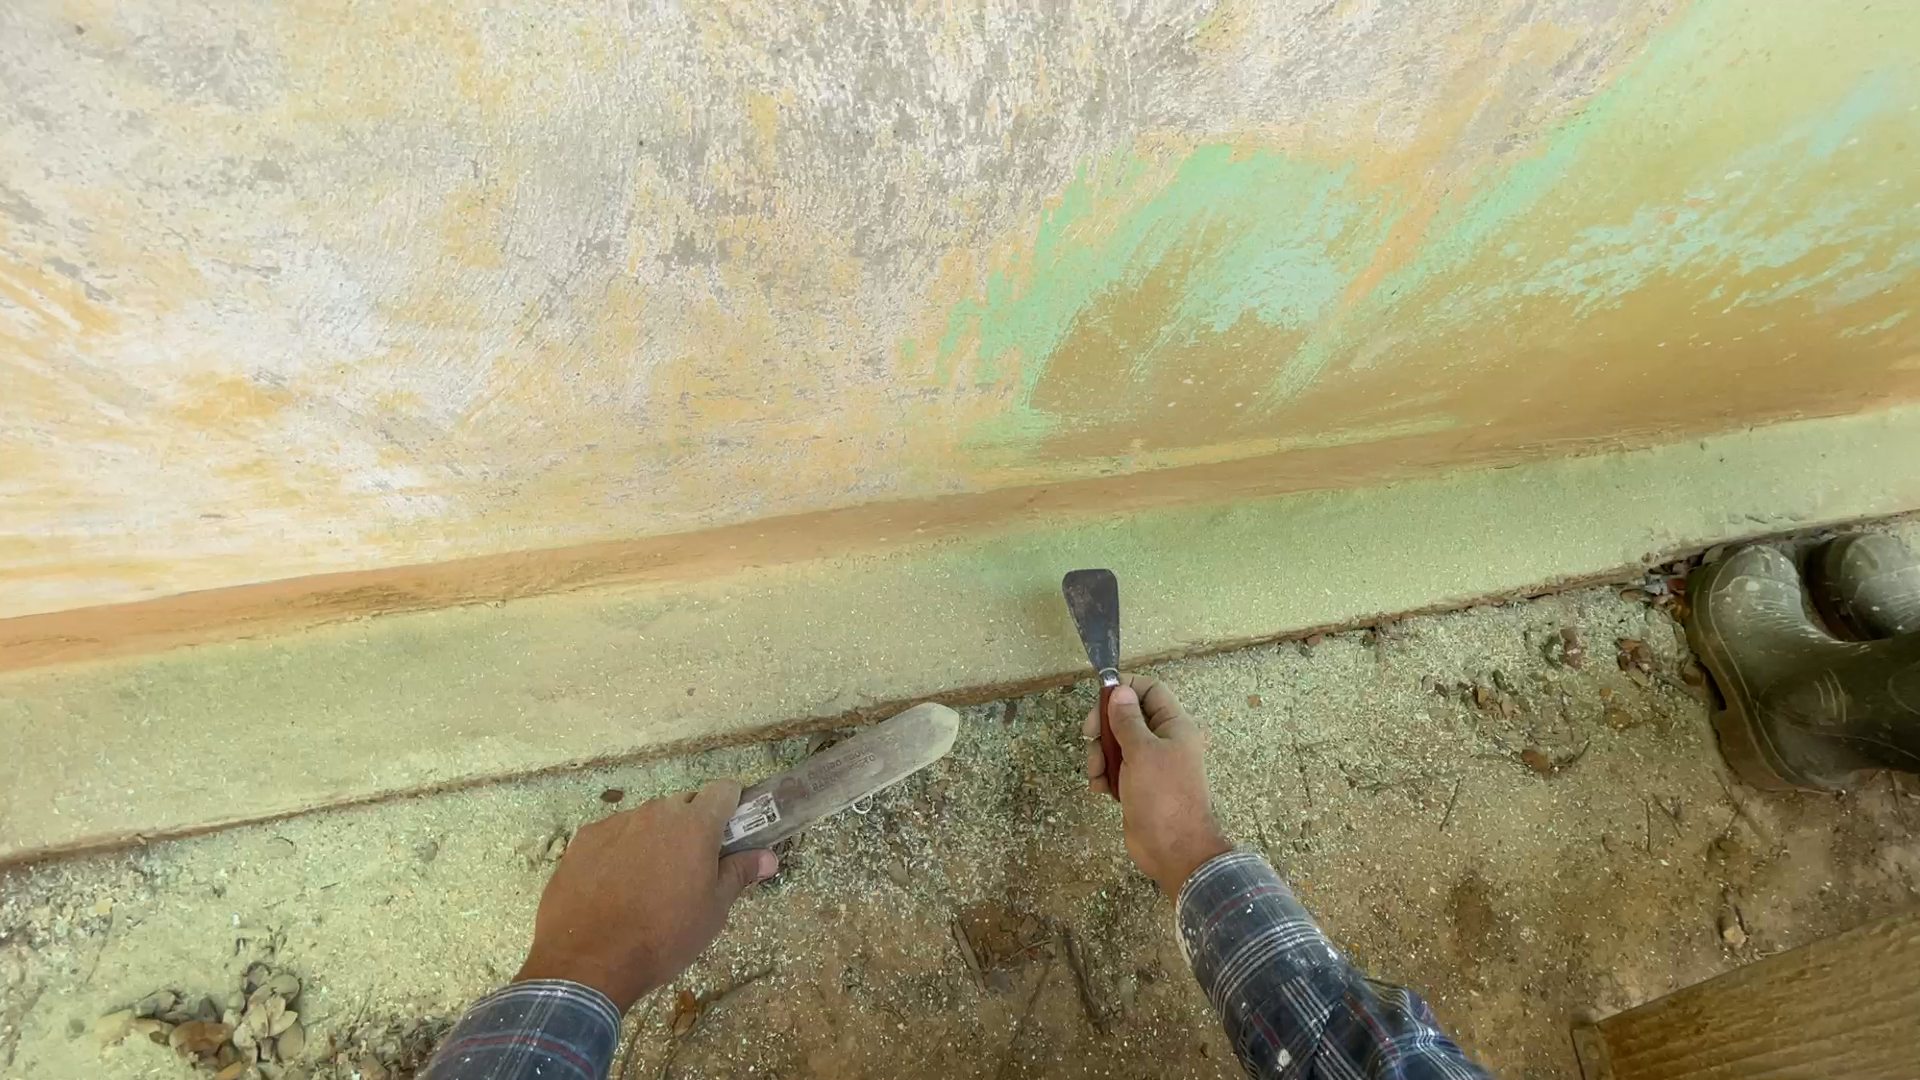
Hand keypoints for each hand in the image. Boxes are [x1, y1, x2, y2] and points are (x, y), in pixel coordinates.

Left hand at [514, 780, 778, 1010]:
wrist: (587, 966)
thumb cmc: (664, 936)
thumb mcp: (713, 911)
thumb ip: (740, 873)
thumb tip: (770, 857)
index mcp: (696, 823)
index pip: (724, 789)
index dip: (730, 806)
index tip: (729, 831)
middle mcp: (658, 812)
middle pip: (684, 804)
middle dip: (691, 825)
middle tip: (689, 865)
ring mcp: (618, 823)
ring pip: (648, 819)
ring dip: (655, 837)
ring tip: (646, 880)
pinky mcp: (584, 839)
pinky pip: (614, 833)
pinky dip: (619, 849)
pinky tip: (612, 886)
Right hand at [1084, 675, 1231, 894]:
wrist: (1174, 851)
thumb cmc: (1163, 796)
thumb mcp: (1141, 751)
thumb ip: (1127, 719)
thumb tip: (1119, 690)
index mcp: (1174, 725)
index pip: (1150, 689)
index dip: (1125, 687)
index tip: (1100, 694)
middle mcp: (1163, 739)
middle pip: (1126, 714)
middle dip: (1104, 725)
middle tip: (1089, 735)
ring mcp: (1149, 763)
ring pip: (1115, 742)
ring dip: (1100, 753)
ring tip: (1098, 773)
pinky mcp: (1136, 783)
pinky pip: (1113, 766)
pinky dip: (1103, 774)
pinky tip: (1101, 788)